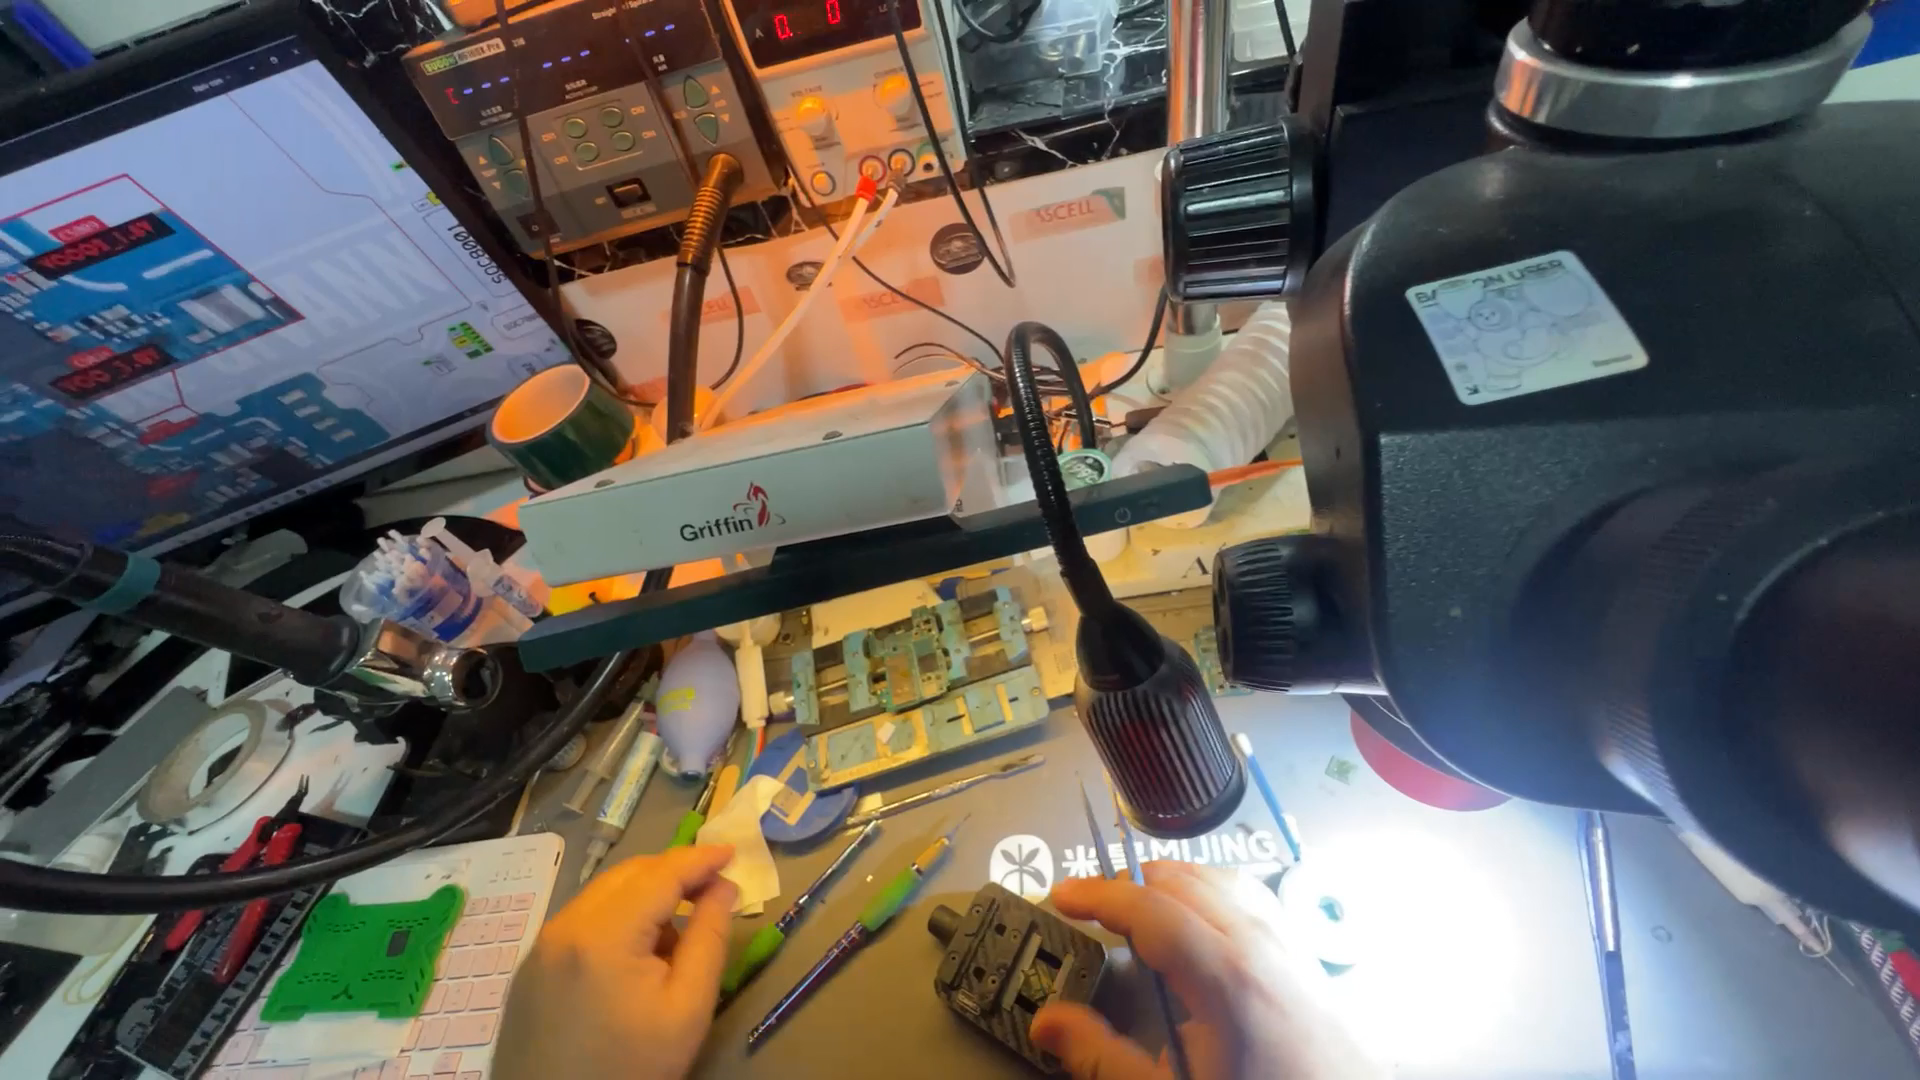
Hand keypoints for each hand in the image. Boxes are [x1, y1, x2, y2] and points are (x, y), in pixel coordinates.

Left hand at [494, 845, 738, 1079]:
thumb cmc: (631, 1068)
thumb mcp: (688, 1007)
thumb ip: (710, 937)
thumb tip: (723, 886)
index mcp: (604, 935)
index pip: (661, 874)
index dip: (701, 858)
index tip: (733, 852)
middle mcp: (565, 927)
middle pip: (630, 873)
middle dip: (675, 871)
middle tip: (712, 886)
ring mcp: (542, 946)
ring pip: (606, 891)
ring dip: (647, 892)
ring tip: (677, 930)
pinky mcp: (532, 966)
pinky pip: (585, 917)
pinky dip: (620, 913)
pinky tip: (639, 950)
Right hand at [1031, 862, 1384, 1079]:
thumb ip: (1104, 1056)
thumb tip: (1048, 1022)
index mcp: (1225, 975)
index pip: (1146, 905)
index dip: (1096, 893)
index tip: (1062, 896)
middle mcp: (1259, 945)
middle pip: (1180, 879)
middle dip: (1128, 882)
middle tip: (1091, 906)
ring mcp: (1288, 946)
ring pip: (1218, 878)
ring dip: (1168, 881)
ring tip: (1137, 903)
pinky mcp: (1307, 959)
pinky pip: (1251, 896)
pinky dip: (1210, 889)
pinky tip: (1201, 917)